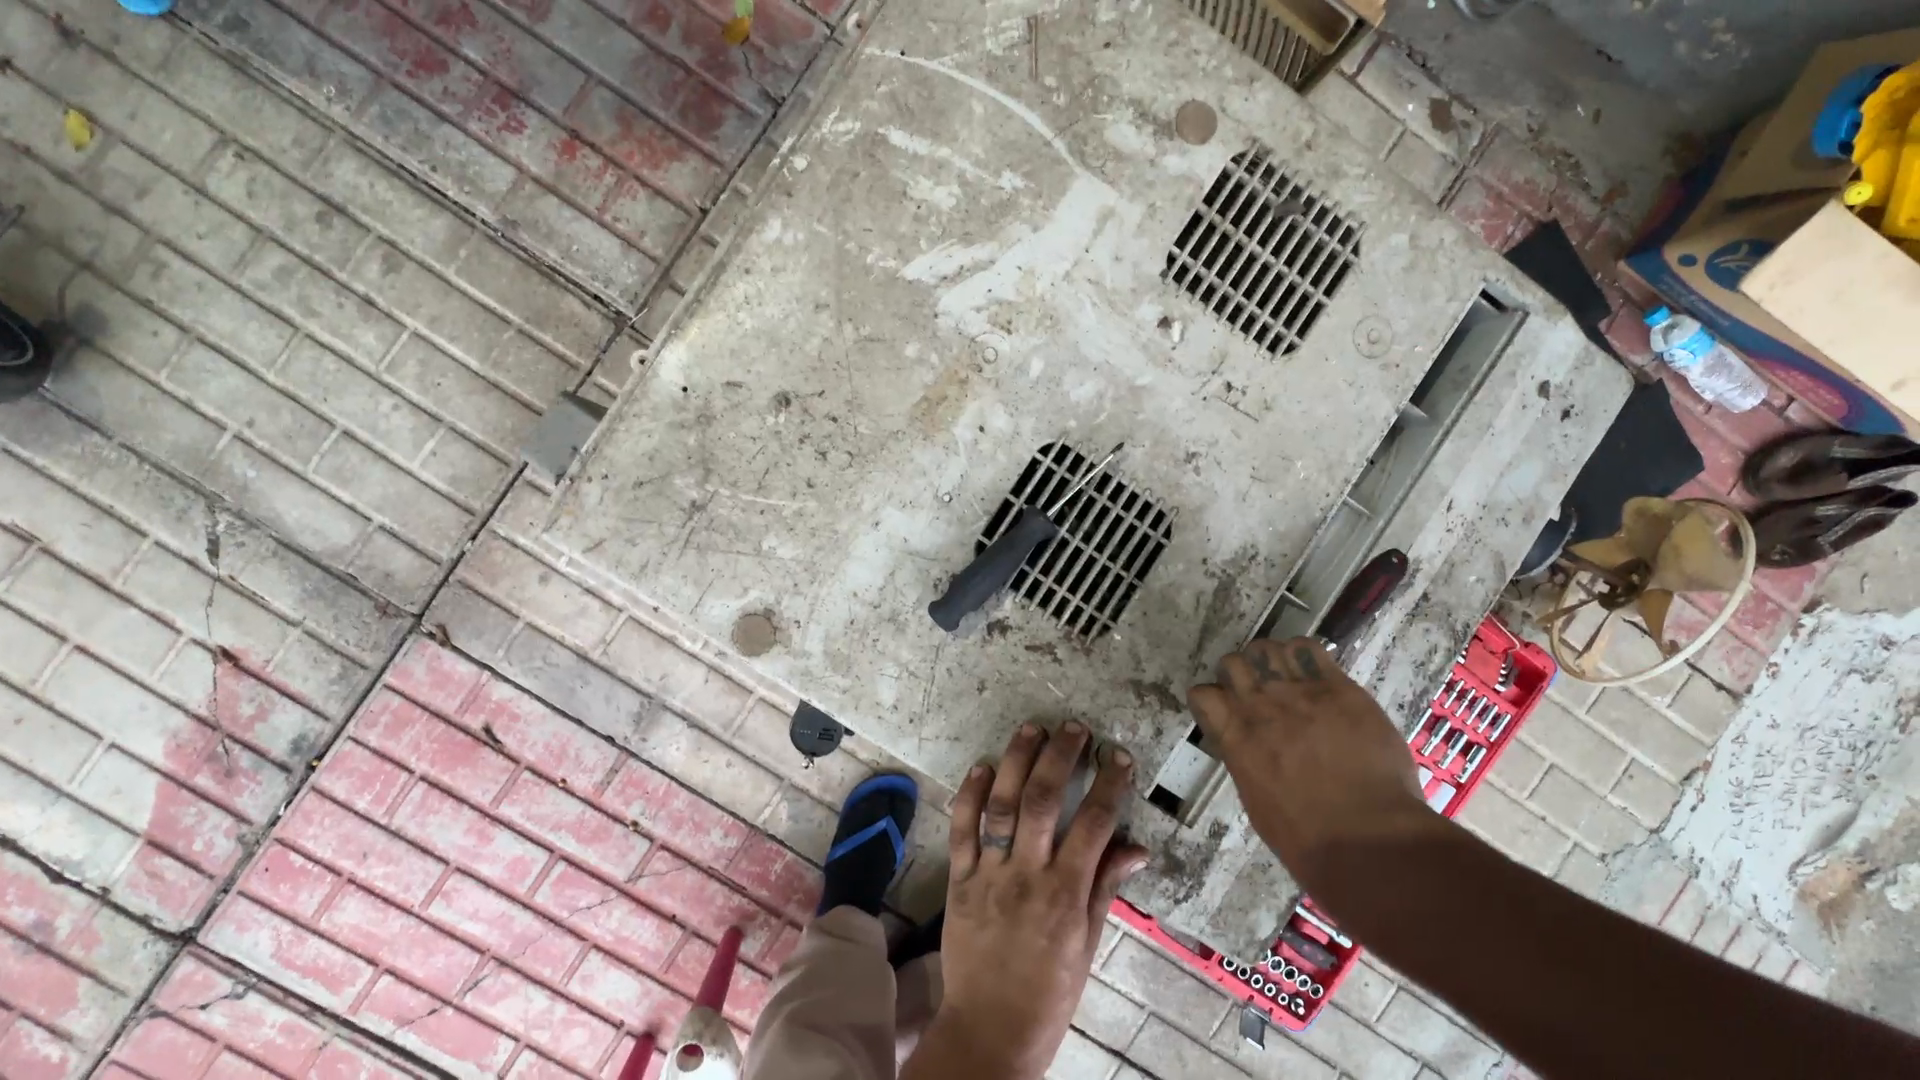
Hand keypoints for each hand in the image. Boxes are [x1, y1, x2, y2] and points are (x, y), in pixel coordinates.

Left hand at [924, 722, 1146, 1079]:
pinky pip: (962, 830)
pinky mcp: (959, 881)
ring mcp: (988, 875)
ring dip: (1015, 762)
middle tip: (1074, 729)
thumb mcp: (1089, 943)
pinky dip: (971, 795)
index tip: (1118, 757)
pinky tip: (982, 766)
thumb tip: (1135, 845)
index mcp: (1066, 893)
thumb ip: (1106, 887)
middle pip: (1042, 802)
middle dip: (1059, 758)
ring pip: (1001, 806)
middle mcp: (1027, 876)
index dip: (1108, 785)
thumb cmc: (1051, 990)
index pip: (1093, 825)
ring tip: (1031, 729)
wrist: (992, 1026)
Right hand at [1187, 637, 1430, 892]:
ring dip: (1270, 660)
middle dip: (1239, 673)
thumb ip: (1246, 759)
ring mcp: (1299, 693)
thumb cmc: (1306, 835)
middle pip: (1233, 663)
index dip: (1213, 699)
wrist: (1367, 835)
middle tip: (1256, 690)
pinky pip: (1310, 649)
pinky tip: (1312, 670)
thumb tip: (1249, 745)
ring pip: (1267, 649)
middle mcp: (1260, 707)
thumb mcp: (1255, 799)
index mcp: (1235, 737)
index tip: (1224, 708)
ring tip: (1284, 675)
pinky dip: (1304, 653)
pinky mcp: (1339, 688)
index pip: (1202, 693)